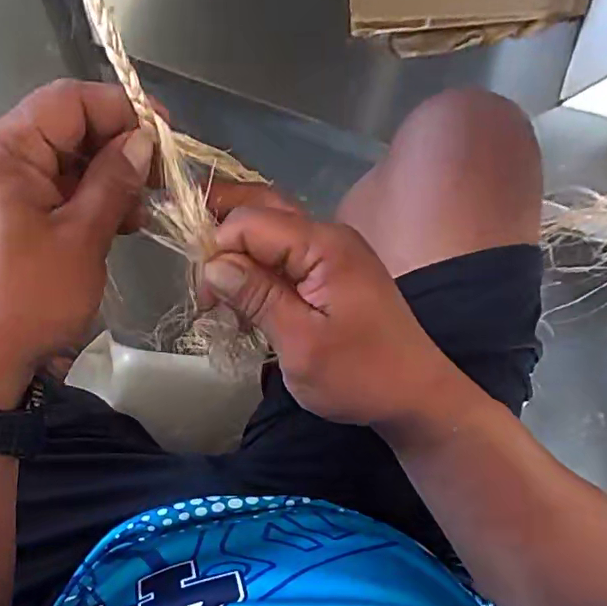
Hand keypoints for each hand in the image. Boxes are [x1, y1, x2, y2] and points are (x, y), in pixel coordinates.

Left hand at [0, 80, 155, 407]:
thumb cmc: (33, 299)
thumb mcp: (82, 239)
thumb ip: (114, 182)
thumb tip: (143, 141)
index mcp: (4, 150)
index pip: (69, 101)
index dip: (122, 109)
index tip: (166, 134)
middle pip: (66, 129)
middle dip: (117, 148)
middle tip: (161, 177)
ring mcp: (0, 190)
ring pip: (65, 163)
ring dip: (107, 179)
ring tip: (143, 208)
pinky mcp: (9, 218)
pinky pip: (55, 193)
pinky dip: (88, 201)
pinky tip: (119, 222)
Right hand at [200, 187, 471, 435]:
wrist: (414, 395)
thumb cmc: (359, 376)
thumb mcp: (301, 344)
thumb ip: (258, 298)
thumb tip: (213, 264)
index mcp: (323, 246)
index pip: (250, 221)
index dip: (218, 252)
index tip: (206, 301)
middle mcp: (329, 237)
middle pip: (263, 210)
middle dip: (221, 232)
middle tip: (192, 267)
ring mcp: (334, 254)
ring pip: (273, 231)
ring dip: (239, 252)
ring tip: (214, 287)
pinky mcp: (334, 275)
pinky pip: (287, 256)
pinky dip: (259, 270)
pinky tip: (245, 298)